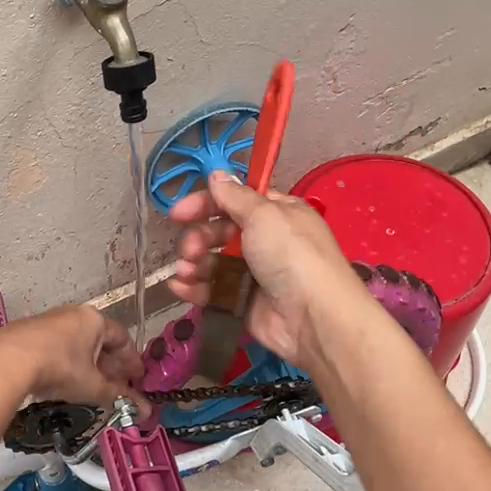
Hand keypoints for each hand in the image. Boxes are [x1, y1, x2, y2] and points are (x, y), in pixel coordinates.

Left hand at [0, 304, 144, 408]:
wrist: (7, 361)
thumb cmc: (59, 368)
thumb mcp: (92, 385)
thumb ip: (118, 396)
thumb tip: (145, 411)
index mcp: (94, 320)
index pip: (122, 337)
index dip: (132, 360)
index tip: (138, 378)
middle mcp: (72, 314)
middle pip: (99, 339)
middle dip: (110, 364)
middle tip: (117, 386)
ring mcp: (48, 321)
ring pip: (76, 342)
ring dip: (87, 363)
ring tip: (90, 385)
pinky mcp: (27, 331)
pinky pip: (56, 346)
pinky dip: (66, 361)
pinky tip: (62, 379)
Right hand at [167, 171, 374, 367]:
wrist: (312, 316)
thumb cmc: (291, 256)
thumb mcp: (265, 215)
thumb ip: (235, 196)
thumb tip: (218, 174)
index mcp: (275, 213)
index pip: (234, 201)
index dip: (205, 203)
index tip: (178, 212)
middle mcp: (265, 241)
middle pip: (219, 232)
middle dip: (198, 237)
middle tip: (190, 249)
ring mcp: (253, 273)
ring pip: (212, 262)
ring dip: (193, 263)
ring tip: (187, 271)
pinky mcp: (242, 302)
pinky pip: (212, 290)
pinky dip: (193, 288)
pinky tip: (179, 287)